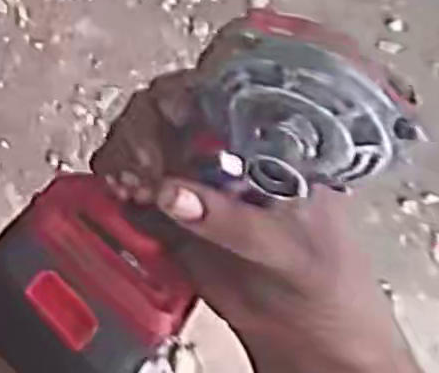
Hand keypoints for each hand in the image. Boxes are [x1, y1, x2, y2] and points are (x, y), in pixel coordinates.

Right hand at [93, 76, 417, 372]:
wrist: (307, 344)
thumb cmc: (328, 294)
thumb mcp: (292, 254)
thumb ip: (232, 222)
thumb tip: (169, 193)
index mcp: (261, 146)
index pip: (213, 94)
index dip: (184, 93)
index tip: (172, 115)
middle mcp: (217, 148)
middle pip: (159, 108)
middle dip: (142, 133)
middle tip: (145, 168)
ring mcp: (184, 169)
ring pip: (131, 134)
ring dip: (121, 156)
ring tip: (130, 189)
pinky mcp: (156, 194)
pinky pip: (119, 169)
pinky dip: (110, 177)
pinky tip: (120, 195)